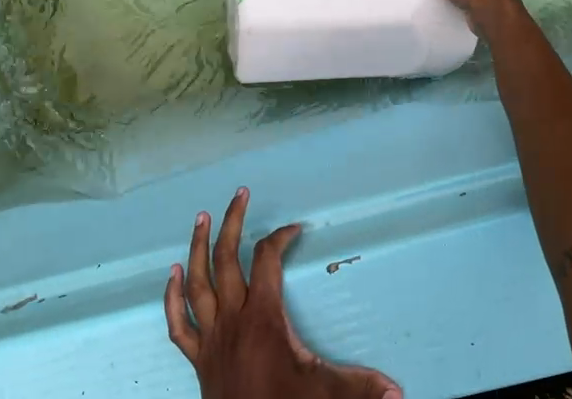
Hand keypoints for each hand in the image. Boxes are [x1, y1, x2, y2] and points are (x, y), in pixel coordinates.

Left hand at [165, 188, 400, 398]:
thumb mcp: (326, 393)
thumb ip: (362, 387)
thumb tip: (400, 392)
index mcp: (262, 317)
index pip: (267, 260)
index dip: (281, 237)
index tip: (296, 228)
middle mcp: (232, 319)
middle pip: (226, 259)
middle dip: (232, 222)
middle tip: (240, 194)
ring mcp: (210, 338)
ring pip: (197, 282)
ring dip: (198, 247)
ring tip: (202, 217)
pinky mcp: (197, 358)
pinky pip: (178, 322)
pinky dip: (172, 295)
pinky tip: (171, 274)